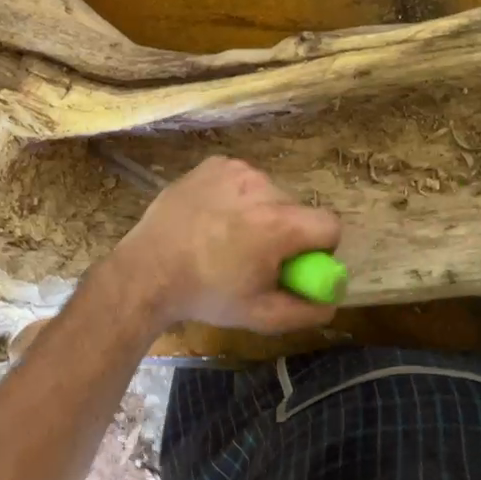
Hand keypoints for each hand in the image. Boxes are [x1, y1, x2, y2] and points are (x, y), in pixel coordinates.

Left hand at [107, 157, 340, 334]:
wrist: (149, 268)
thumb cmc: (207, 294)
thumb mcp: (262, 316)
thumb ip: (307, 310)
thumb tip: (332, 300)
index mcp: (278, 224)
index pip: (329, 224)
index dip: (320, 248)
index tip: (295, 263)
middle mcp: (261, 187)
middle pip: (296, 209)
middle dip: (286, 232)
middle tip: (255, 256)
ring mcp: (235, 170)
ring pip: (269, 192)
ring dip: (260, 212)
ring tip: (227, 236)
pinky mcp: (214, 163)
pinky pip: (242, 179)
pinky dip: (236, 196)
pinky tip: (213, 216)